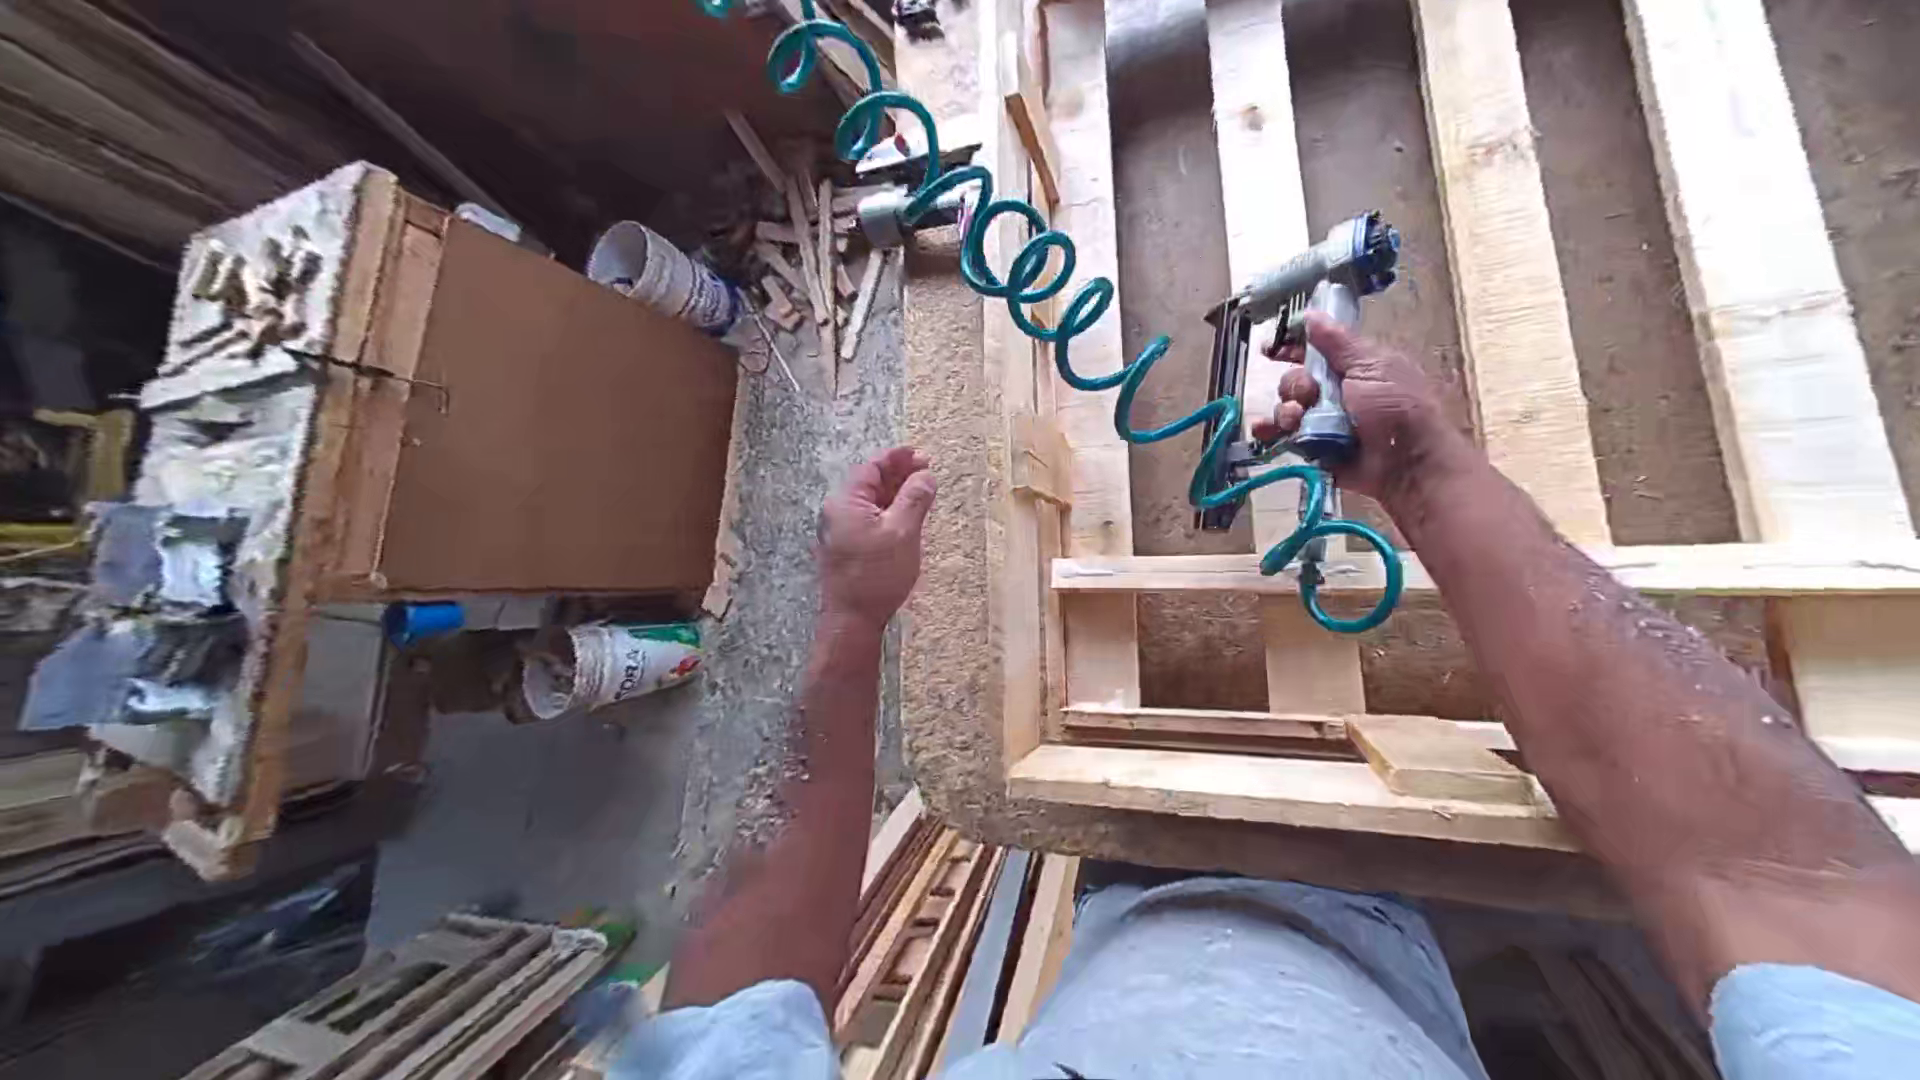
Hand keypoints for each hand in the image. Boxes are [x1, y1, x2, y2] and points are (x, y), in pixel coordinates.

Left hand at [818, 447, 937, 627]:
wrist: (852, 619)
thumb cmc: (876, 575)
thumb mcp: (903, 532)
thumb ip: (915, 499)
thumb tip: (926, 476)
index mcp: (846, 502)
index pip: (872, 467)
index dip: (898, 458)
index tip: (922, 455)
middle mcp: (838, 511)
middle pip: (871, 482)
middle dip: (899, 474)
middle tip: (927, 471)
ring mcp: (841, 530)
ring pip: (871, 501)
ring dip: (896, 493)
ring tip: (923, 491)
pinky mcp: (848, 546)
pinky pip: (870, 518)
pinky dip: (889, 511)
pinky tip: (908, 516)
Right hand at [1250, 311, 1462, 500]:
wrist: (1405, 463)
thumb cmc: (1396, 407)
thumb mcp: (1372, 366)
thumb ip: (1338, 343)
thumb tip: (1311, 314)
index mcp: (1352, 367)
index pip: (1314, 351)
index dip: (1291, 348)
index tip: (1272, 349)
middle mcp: (1333, 392)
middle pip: (1293, 380)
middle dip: (1294, 386)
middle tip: (1310, 396)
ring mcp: (1320, 421)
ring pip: (1284, 407)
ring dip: (1285, 411)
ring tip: (1297, 420)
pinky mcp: (1310, 447)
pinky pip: (1279, 436)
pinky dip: (1269, 432)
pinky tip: (1265, 431)